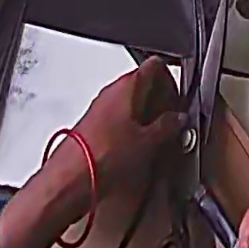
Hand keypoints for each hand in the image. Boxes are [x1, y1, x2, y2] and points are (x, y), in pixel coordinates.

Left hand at [59, 56, 183, 202]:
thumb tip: (178, 119)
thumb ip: (167, 126)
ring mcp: (102, 108)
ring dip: (147, 115)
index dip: (172, 79)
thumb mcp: (147, 142)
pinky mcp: (94, 126)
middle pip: (144, 83)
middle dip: (161, 100)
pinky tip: (138, 149)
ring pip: (132, 102)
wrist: (68, 181)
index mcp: (127, 84)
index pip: (155, 66)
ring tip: (158, 139)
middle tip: (173, 120)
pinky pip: (120, 119)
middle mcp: (113, 91)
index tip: (180, 98)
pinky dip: (133, 128)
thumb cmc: (103, 155)